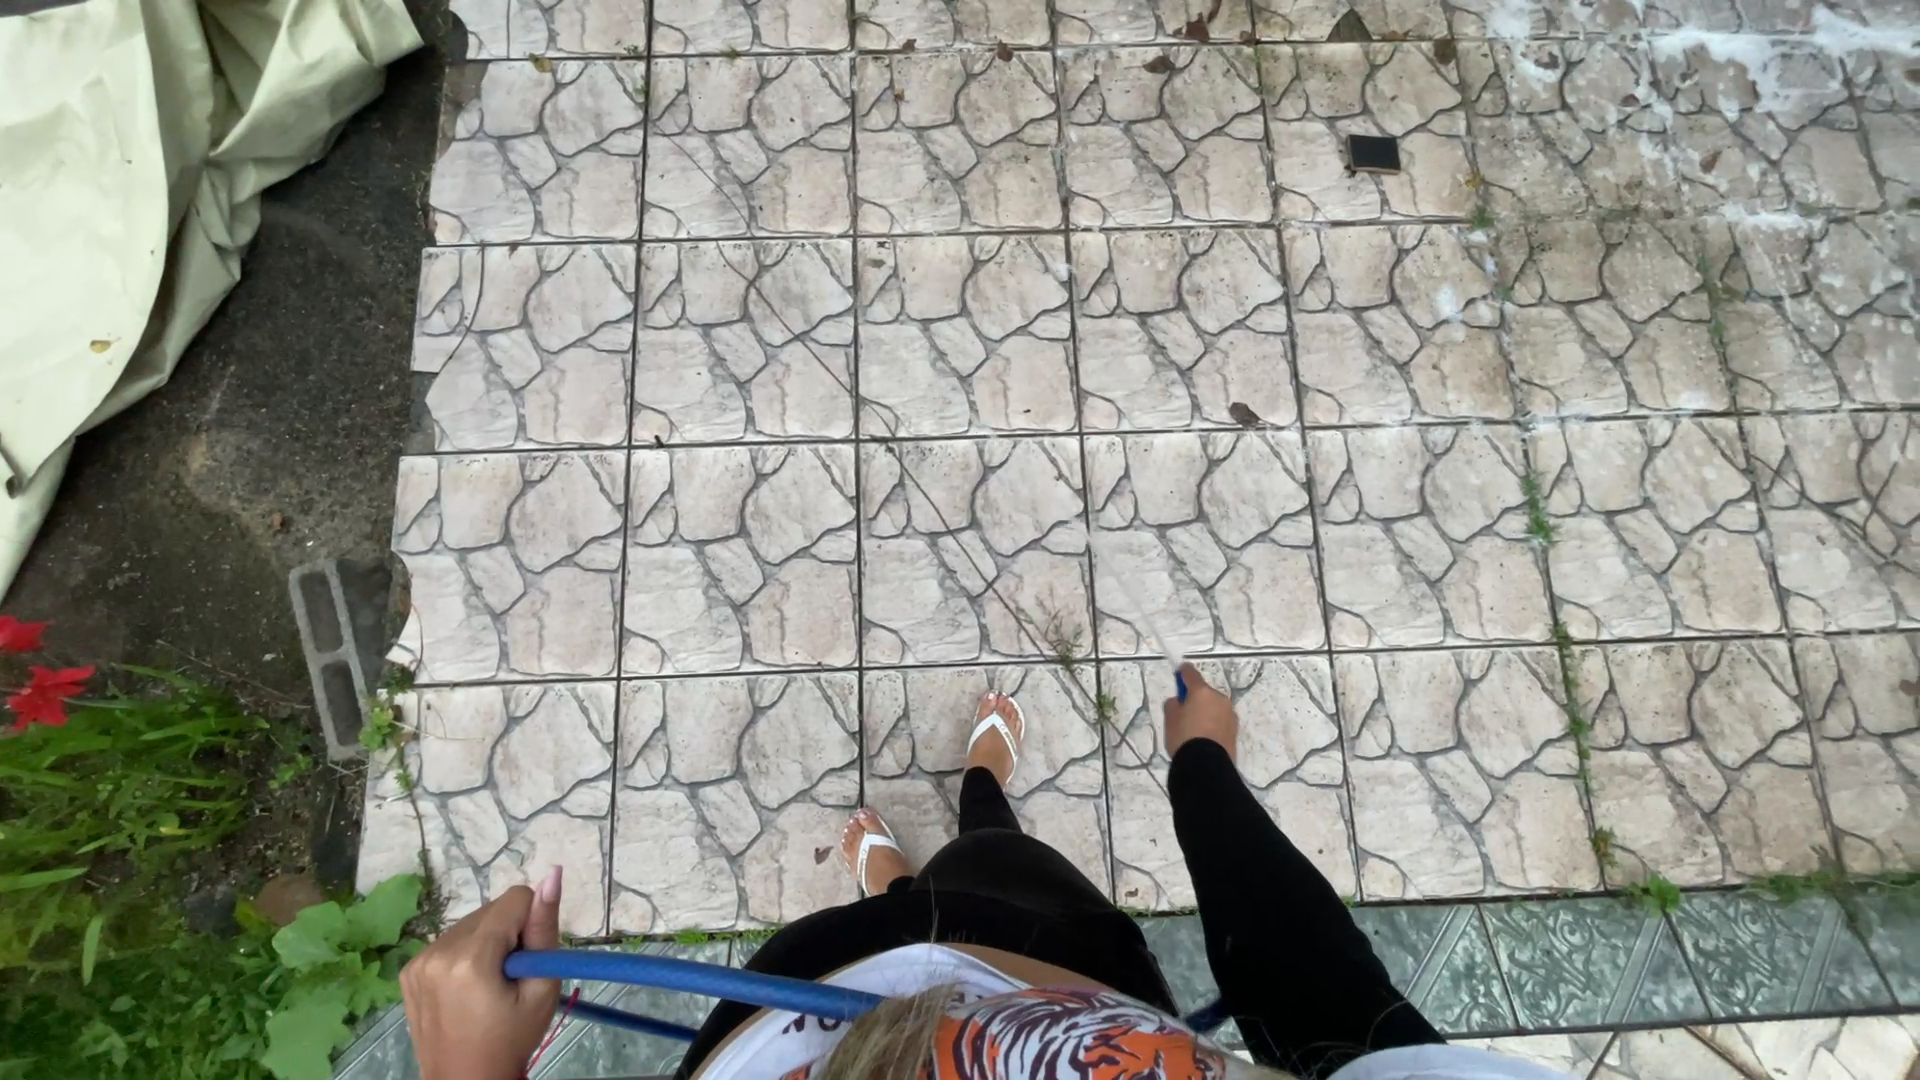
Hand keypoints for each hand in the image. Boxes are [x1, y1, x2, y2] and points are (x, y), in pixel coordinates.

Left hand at [401, 867, 562, 1079]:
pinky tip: (470, 984)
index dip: (531, 923)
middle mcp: (437, 952)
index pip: (516, 899)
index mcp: (469, 959)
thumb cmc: (512, 1038)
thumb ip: (545, 927)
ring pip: (475, 921)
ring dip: (491, 940)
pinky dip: (470, 951)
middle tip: (512, 975)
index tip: (528, 959)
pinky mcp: (410, 970)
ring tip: (491, 982)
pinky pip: (454, 937)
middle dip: (511, 931)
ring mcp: (418, 961)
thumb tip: (553, 873)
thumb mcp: (542, 986)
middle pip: (494, 909)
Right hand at [1162, 663, 1237, 761]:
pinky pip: (1220, 721)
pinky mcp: (1235, 730)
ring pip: (1214, 707)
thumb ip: (1173, 704)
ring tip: (1195, 730)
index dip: (1183, 672)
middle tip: (1184, 713)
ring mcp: (1230, 715)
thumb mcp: (1170, 719)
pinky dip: (1213, 724)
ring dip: (1206, 712)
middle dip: (1195, 698)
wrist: (1206, 765)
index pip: (1191, 673)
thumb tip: (1180, 702)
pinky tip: (1204, 738)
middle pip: (1204, 693)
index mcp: (1202, 692)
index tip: (1179, 672)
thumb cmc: (1184, 737)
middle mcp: (1219, 699)